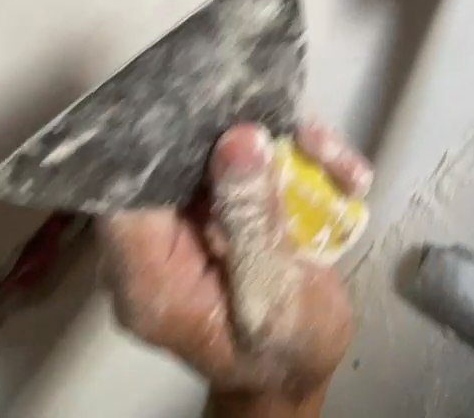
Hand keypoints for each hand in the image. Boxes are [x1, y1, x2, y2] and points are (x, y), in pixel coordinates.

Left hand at [98, 122, 372, 409]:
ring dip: (294, 146)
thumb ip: (252, 225)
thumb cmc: (280, 350)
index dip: (155, 144)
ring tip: (337, 168)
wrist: (301, 367)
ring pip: (233, 147)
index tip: (206, 106)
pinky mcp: (238, 201)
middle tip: (298, 132)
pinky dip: (310, 158)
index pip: (127, 193)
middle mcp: (166, 235)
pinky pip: (266, 158)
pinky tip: (346, 179)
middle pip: (185, 156)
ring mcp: (203, 214)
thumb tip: (237, 141)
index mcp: (150, 273)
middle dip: (244, 132)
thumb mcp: (271, 298)